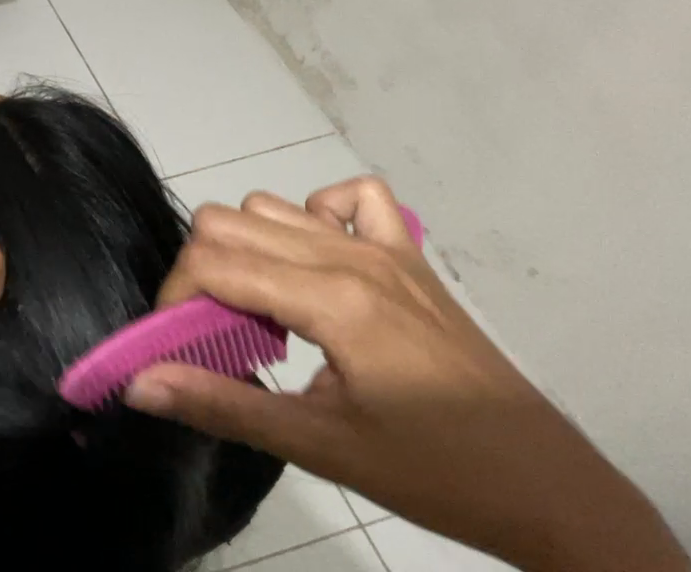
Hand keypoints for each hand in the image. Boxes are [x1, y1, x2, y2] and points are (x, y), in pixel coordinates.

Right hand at [125, 177, 689, 571]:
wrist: (552, 491)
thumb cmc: (434, 473)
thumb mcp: (318, 446)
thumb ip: (220, 406)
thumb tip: (137, 384)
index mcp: (331, 299)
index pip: (212, 264)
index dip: (174, 298)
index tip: (176, 345)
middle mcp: (351, 256)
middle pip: (228, 221)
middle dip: (200, 271)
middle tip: (214, 332)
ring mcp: (386, 250)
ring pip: (273, 206)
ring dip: (246, 249)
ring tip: (261, 311)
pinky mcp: (411, 258)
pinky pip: (350, 199)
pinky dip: (317, 217)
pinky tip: (316, 265)